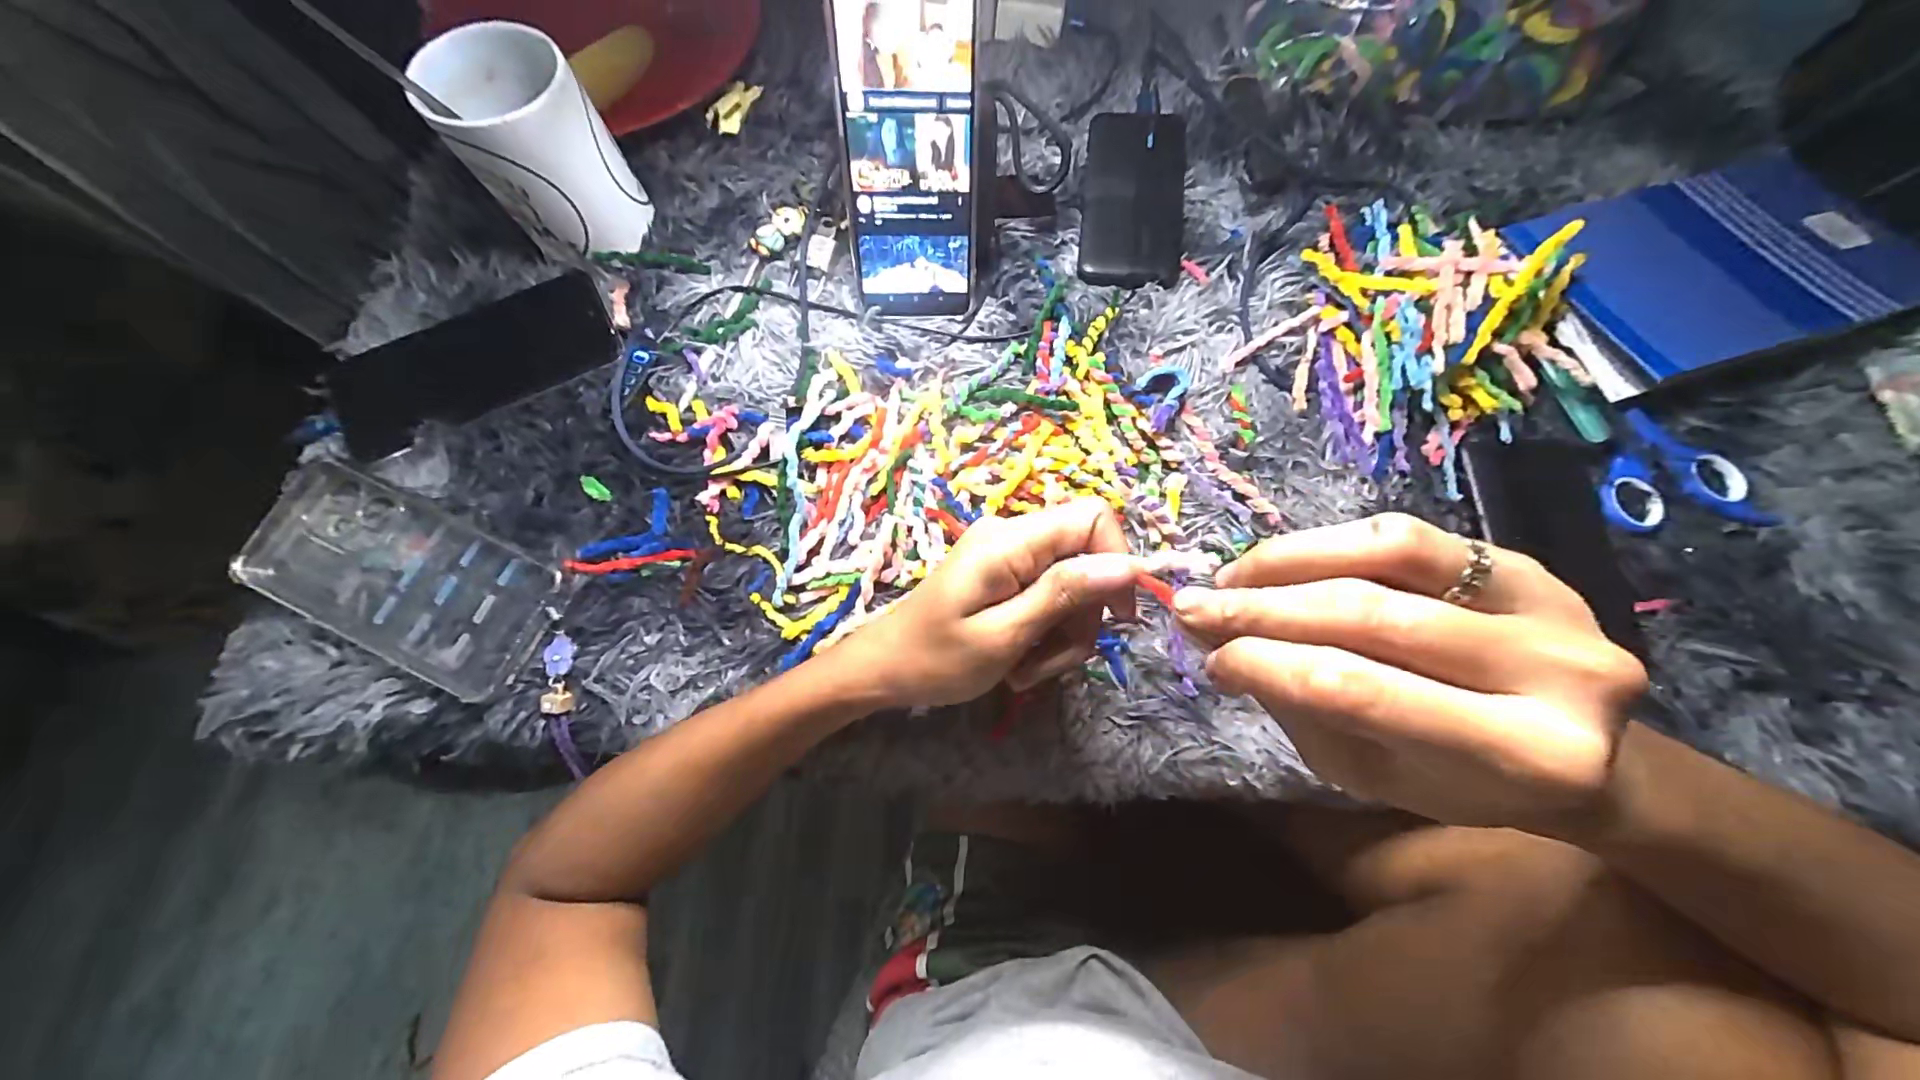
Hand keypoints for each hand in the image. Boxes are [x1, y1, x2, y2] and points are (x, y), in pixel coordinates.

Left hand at [838, 498, 1139, 708]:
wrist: (884, 669)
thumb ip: (1062, 594)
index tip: (1117, 617)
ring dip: (1063, 635)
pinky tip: (1018, 662)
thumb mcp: (1004, 634)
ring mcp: (1008, 557)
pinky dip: (1045, 633)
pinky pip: (1048, 597)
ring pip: (1072, 586)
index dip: (1118, 561)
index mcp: (1009, 541)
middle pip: (1086, 559)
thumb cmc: (935, 659)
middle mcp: (1012, 537)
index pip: (1092, 516)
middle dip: (1082, 616)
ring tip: (1026, 670)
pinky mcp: (1005, 577)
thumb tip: (1127, 565)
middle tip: (1052, 661)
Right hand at [1173, 513, 1647, 833]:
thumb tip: (1224, 652)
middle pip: (1370, 615)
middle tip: (1192, 609)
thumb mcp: (1372, 774)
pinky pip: (1406, 536)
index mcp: (1526, 755)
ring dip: (1288, 563)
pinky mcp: (1524, 562)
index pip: (1360, 689)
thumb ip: (1304, 711)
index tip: (1208, 659)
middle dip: (1262, 610)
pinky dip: (1327, 544)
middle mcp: (1557, 670)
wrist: (1576, 752)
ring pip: (1387, 556)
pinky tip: (1277, 562)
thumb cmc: (1459, 783)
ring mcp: (1549, 602)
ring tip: (1229, 579)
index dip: (1268, 665)